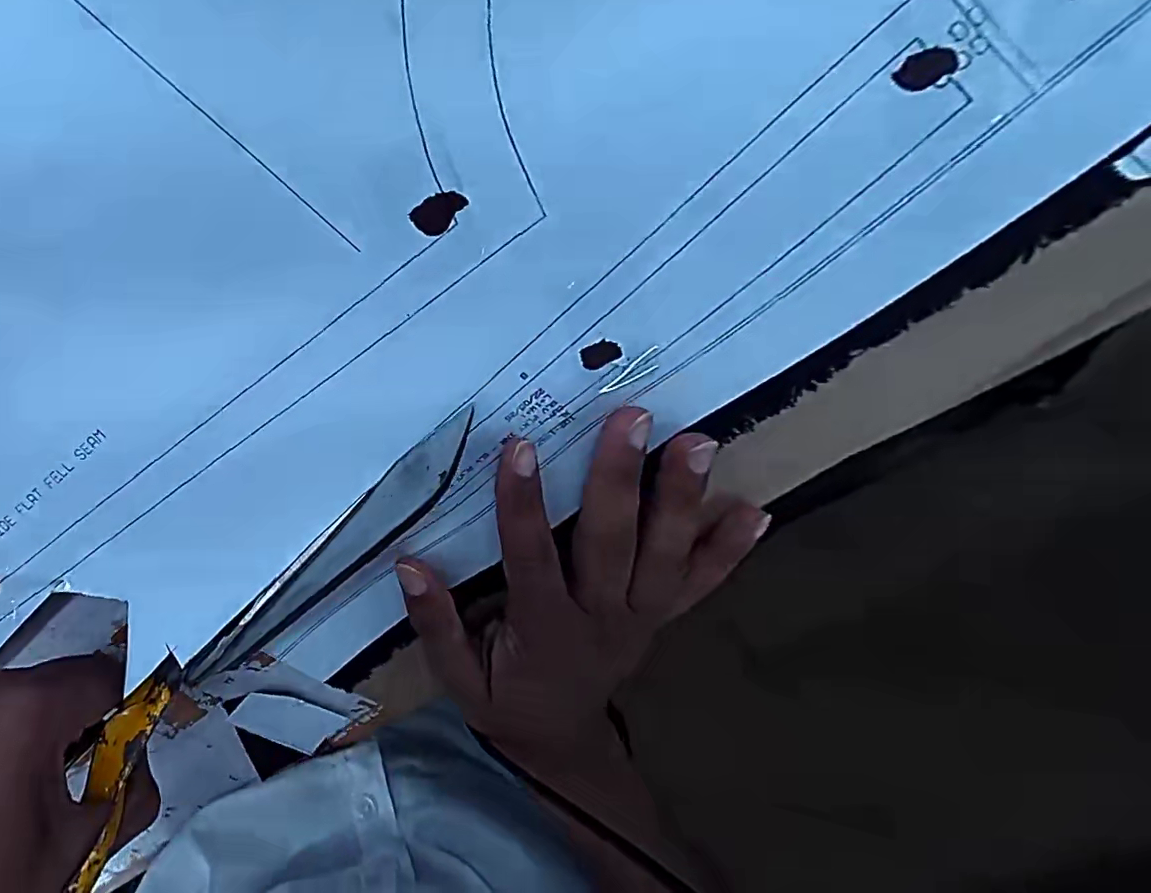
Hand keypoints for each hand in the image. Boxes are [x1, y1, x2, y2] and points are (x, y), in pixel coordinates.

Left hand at [0, 654, 154, 892]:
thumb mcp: (77, 843)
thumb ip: (130, 794)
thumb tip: (143, 770)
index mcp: (30, 707)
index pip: (108, 675)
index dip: (141, 699)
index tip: (157, 721)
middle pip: (75, 679)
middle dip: (106, 714)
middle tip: (123, 759)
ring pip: (44, 693)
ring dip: (72, 723)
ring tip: (80, 778)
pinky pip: (11, 708)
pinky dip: (36, 730)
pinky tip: (38, 782)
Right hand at [395, 406, 768, 764]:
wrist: (561, 743)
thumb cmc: (502, 699)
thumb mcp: (456, 677)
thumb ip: (434, 623)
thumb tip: (407, 565)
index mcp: (544, 627)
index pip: (531, 556)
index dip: (522, 502)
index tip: (519, 447)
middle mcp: (601, 618)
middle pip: (612, 543)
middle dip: (619, 477)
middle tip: (632, 419)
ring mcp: (640, 619)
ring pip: (664, 556)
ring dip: (681, 498)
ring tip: (696, 442)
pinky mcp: (660, 618)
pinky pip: (698, 584)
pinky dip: (727, 551)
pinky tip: (754, 511)